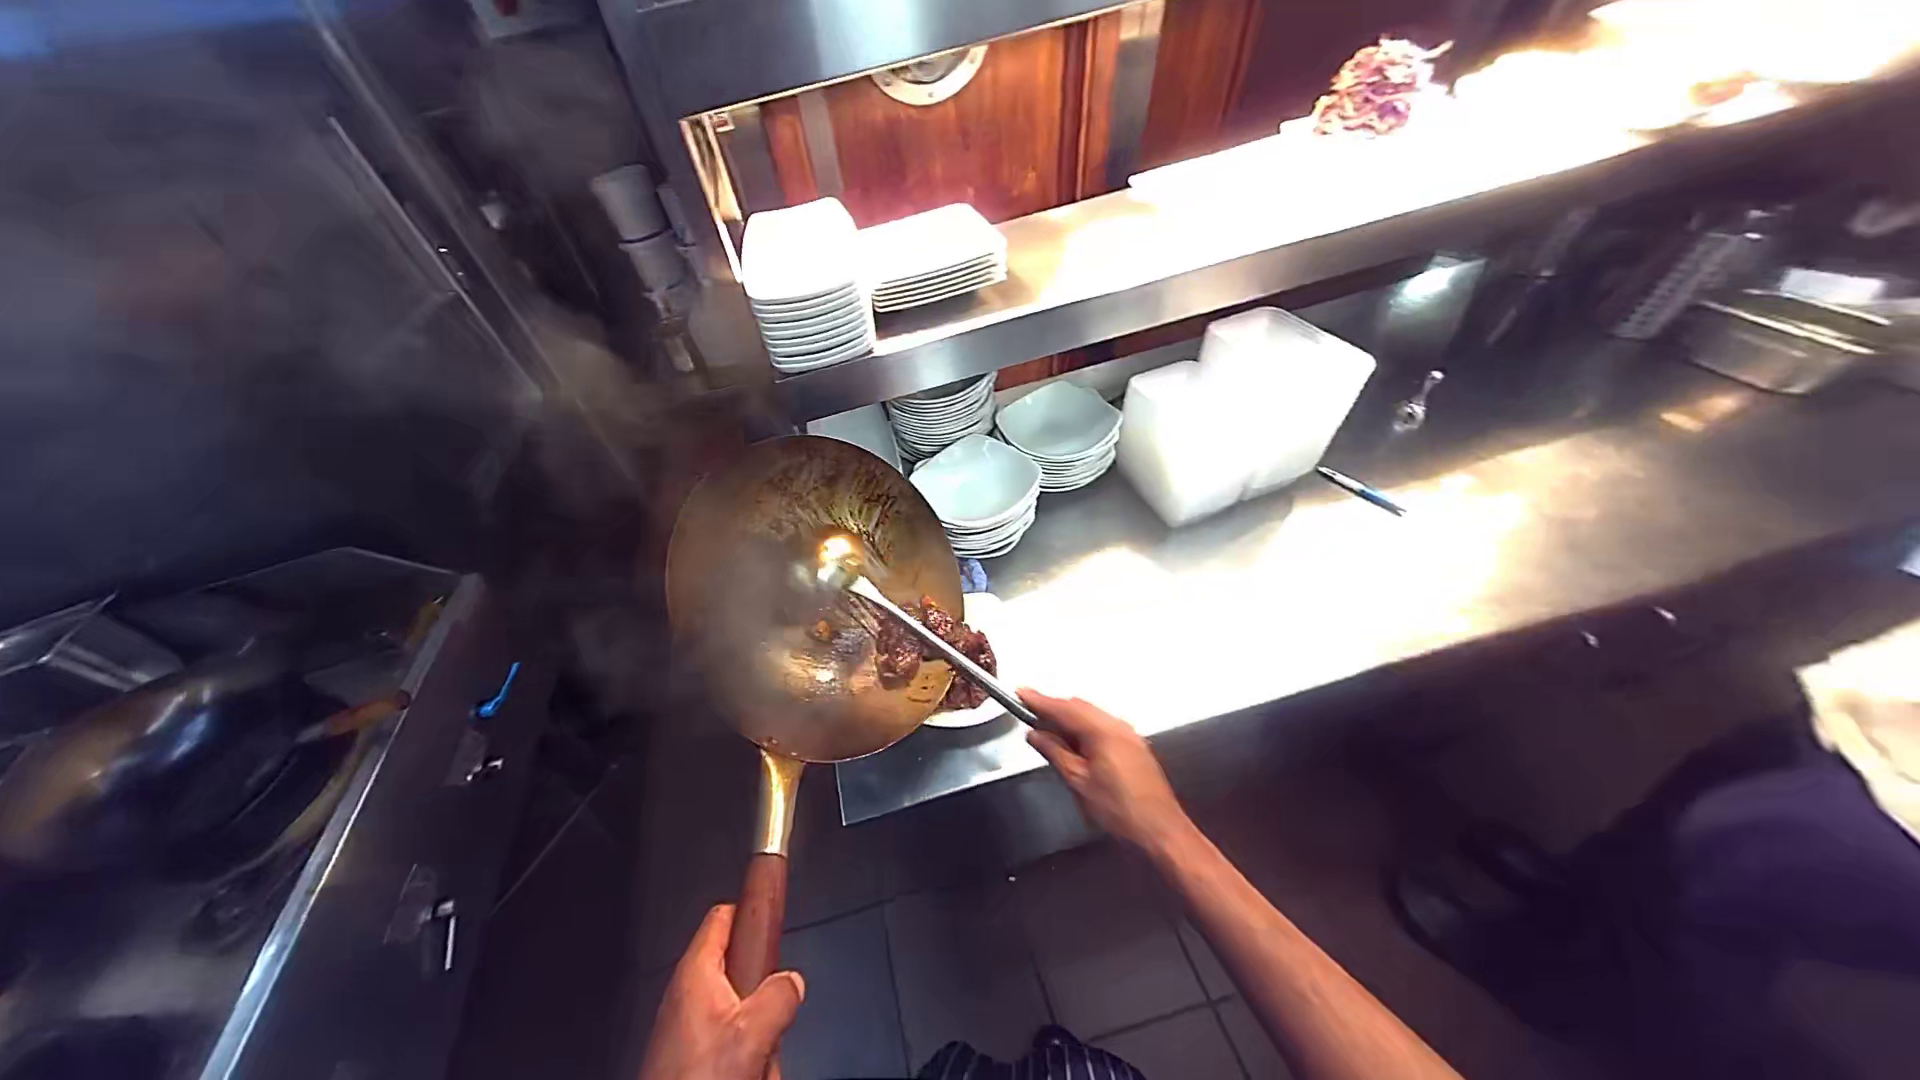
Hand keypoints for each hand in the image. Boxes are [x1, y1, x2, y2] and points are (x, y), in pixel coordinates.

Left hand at [637, 904, 805, 1079]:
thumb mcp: (753, 1031)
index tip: (774, 915)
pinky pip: (728, 1043)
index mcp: (695, 973)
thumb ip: (780, 995)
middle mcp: (686, 994)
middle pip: (739, 968)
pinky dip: (743, 1057)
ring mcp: (684, 1029)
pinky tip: (748, 1076)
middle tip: (771, 1016)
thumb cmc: (700, 1079)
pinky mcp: (686, 1059)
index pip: (724, 916)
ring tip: (757, 1062)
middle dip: (764, 991)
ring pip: (739, 1011)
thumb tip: (792, 981)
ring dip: (757, 1033)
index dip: (751, 910)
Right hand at [1022, 689, 1194, 854]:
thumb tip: (1037, 736)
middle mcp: (1118, 726)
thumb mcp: (1078, 781)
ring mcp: (1128, 734)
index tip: (1022, 693)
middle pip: (1078, 706)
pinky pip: (1103, 724)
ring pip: (1091, 714)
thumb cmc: (1123, 810)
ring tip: (1048, 728)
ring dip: (1068, 717)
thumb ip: (1054, 752)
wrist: (1159, 829)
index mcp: (1102, 731)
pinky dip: (1084, 726)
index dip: (1039, 700)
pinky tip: (1074, 740)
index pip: (1064, 708)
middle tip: (1030, 711)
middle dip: (1053, 707)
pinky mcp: (1133, 745)